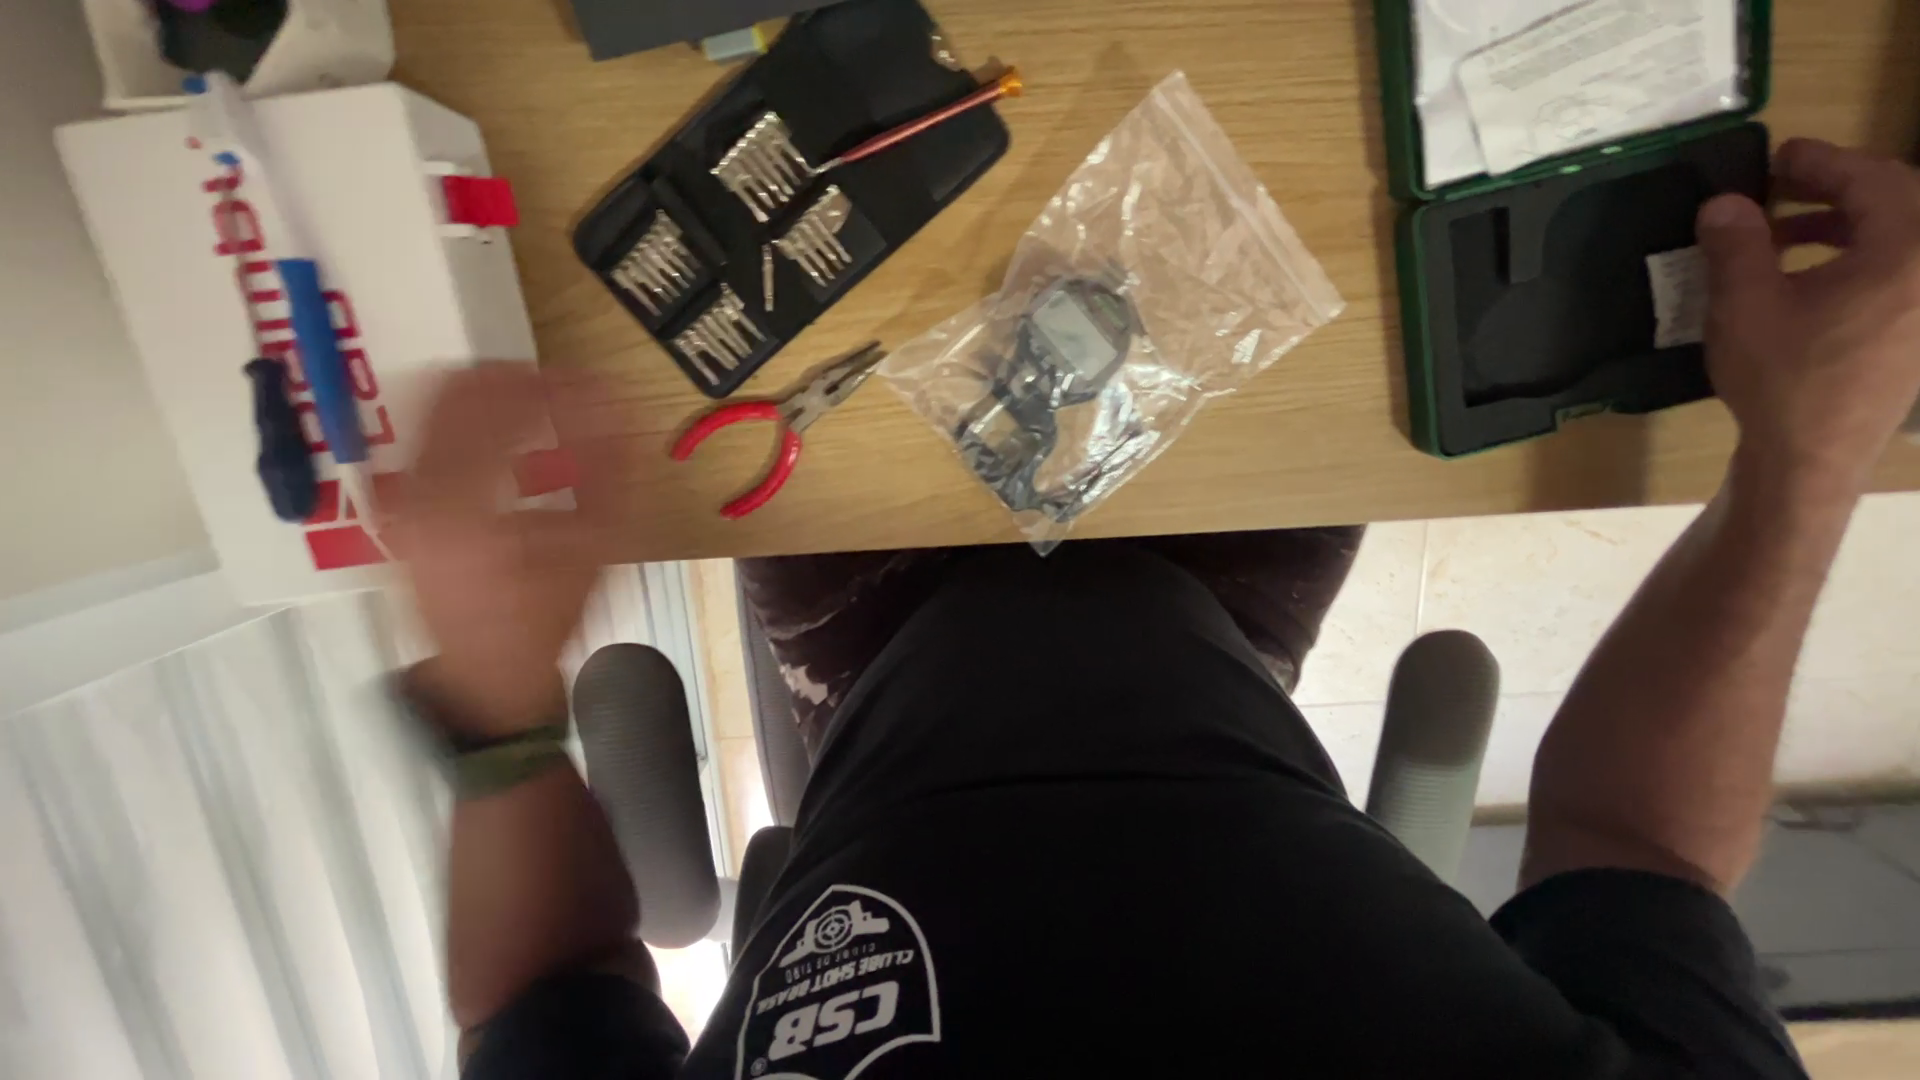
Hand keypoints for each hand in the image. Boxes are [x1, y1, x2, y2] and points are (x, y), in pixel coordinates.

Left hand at [389, 365, 612, 735]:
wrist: (483, 672)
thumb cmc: (545, 618)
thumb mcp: (593, 550)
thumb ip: (606, 472)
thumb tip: (615, 407)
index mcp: (466, 504)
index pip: (499, 404)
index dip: (551, 382)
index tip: (591, 383)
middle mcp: (415, 488)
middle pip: (451, 386)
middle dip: (515, 375)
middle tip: (562, 382)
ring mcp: (397, 492)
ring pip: (430, 399)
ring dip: (489, 390)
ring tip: (538, 399)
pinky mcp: (396, 499)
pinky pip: (424, 429)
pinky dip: (468, 415)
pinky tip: (506, 431)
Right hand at [1697, 138, 1919, 491]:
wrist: (1814, 449)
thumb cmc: (1781, 374)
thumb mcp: (1745, 306)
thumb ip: (1737, 247)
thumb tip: (1722, 202)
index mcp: (1908, 248)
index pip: (1875, 180)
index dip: (1824, 162)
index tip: (1779, 155)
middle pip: (1900, 202)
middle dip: (1838, 189)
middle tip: (1779, 188)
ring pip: (1902, 237)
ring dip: (1845, 226)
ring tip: (1783, 236)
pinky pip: (1903, 269)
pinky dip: (1860, 257)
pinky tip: (1810, 278)